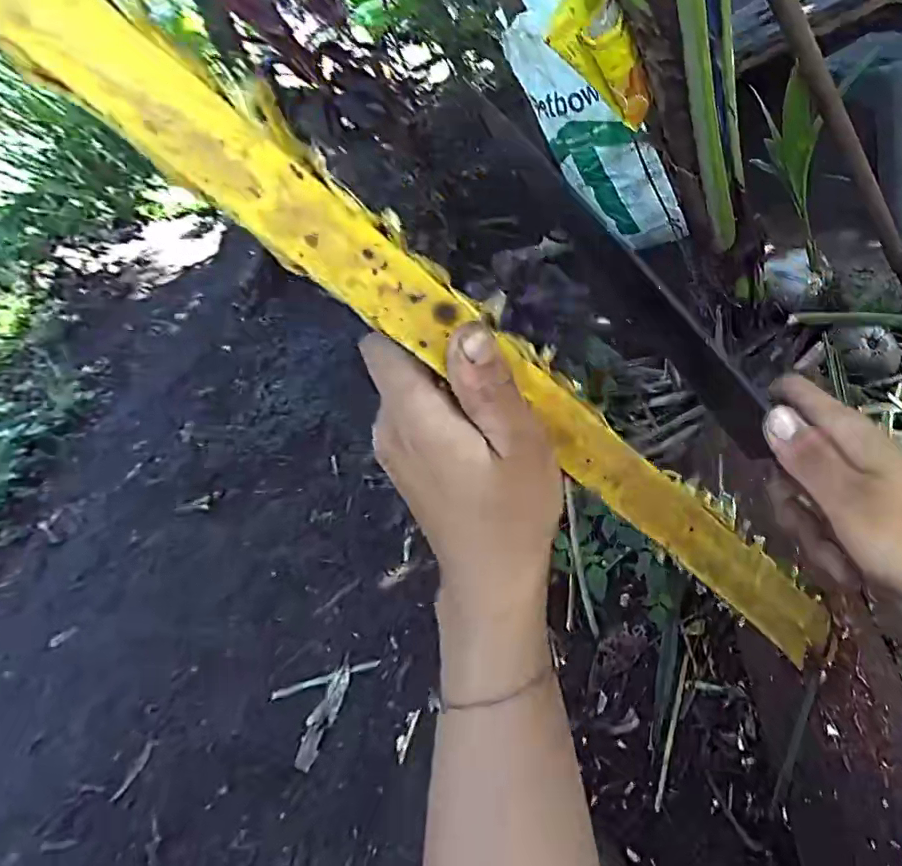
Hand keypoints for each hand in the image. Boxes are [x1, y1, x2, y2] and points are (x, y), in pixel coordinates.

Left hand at [359, 326, 560, 699]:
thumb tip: (467, 330)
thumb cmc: (514, 509)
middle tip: (504, 371)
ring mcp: (392, 447)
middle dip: (446, 352)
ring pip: (412, 386)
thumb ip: (489, 386)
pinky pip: (418, 412)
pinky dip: (448, 406)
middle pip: (401, 362)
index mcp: (411, 416)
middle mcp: (387, 426)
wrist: (493, 577)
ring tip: (501, 403)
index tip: (468, 324)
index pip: (383, 344)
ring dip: (451, 380)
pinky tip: (487, 431)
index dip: (419, 323)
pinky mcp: (406, 462)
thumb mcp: (518, 443)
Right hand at [762, 375, 901, 598]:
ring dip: (816, 534)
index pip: (798, 395)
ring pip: (813, 496)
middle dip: (793, 501)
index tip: (756, 450)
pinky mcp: (876, 507)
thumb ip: (807, 457)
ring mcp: (866, 479)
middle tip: (808, 529)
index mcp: (848, 433)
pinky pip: (837, 518)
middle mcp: (854, 448)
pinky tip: (852, 570)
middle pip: (796, 458)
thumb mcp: (847, 499)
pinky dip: (838, 546)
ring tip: (840, 562)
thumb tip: (772, 413)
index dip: (771, 411)